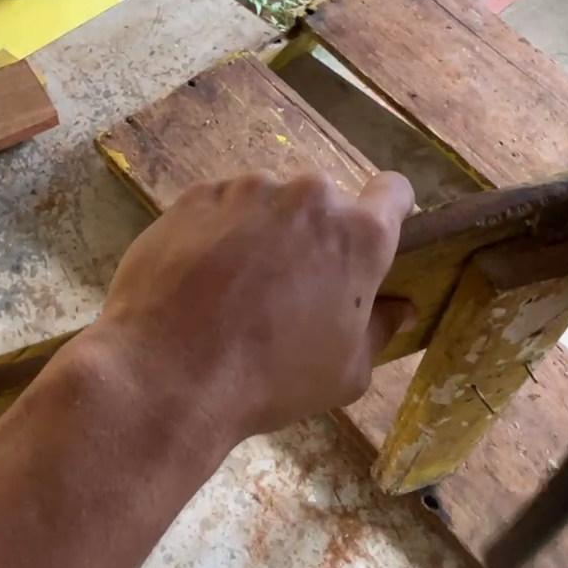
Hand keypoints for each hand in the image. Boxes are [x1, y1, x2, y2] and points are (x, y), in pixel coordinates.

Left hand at [93, 170, 416, 439]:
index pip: (393, 191)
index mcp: (358, 235)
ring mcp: (250, 188)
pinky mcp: (199, 193)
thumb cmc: (270, 379)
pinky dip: (218, 230)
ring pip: (269, 201)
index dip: (387, 209)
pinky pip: (222, 204)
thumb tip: (399, 306)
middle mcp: (310, 196)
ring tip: (233, 284)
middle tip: (287, 283)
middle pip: (322, 202)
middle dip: (312, 233)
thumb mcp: (345, 373)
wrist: (168, 372)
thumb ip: (379, 329)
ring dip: (263, 229)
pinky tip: (199, 275)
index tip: (370, 234)